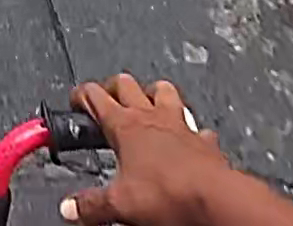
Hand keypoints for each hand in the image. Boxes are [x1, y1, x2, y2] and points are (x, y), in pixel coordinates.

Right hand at [62, 75, 232, 225]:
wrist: (222, 206)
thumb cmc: (172, 195)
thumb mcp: (122, 204)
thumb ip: (92, 205)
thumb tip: (71, 209)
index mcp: (123, 124)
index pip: (93, 93)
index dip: (81, 96)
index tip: (77, 104)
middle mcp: (149, 117)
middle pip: (124, 82)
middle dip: (113, 86)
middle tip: (108, 98)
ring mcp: (179, 125)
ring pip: (162, 90)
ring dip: (152, 93)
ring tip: (147, 103)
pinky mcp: (206, 143)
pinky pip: (198, 127)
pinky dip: (192, 130)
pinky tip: (191, 139)